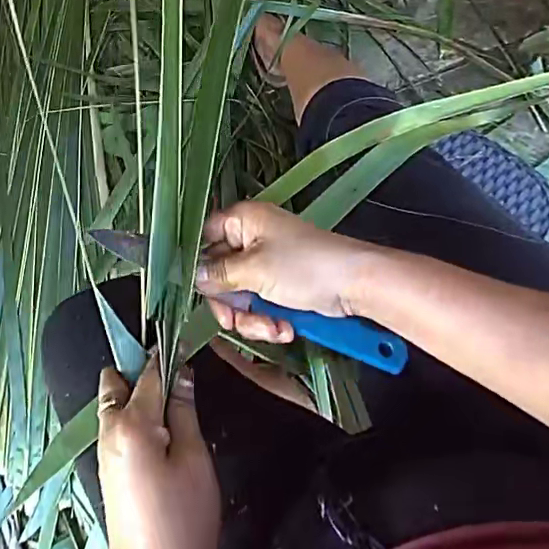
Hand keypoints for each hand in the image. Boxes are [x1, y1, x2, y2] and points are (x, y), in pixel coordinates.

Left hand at [97, 356, 219, 548]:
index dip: (168, 354)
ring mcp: (104, 453)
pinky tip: (159, 435)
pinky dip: (132, 418)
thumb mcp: (195, 459)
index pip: (149, 372)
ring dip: (136, 396)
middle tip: (173, 379)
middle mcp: (108, 433)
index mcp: (131, 424)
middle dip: (140, 371)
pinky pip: (114, 427)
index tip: (182, 341)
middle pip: (116, 382)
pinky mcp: (107, 472)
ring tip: (171, 409)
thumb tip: (181, 374)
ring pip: (113, 404)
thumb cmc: (181, 521)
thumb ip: (185, 410)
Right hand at [195, 201, 381, 342]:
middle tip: (236, 321)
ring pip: (240, 295)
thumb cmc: (303, 267)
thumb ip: (219, 274)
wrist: (354, 284)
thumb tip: (194, 276)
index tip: (199, 290)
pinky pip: (260, 304)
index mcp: (243, 221)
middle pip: (220, 272)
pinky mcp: (281, 285)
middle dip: (231, 303)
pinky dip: (269, 320)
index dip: (199, 263)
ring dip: (252, 319)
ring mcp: (267, 262)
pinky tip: (284, 328)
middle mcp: (252, 237)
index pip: (205, 236)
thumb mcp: (255, 270)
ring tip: (272, 328)